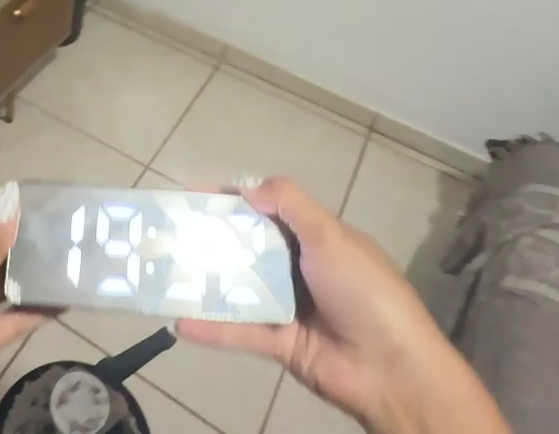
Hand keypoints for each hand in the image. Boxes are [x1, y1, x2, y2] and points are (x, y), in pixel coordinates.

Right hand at [174, 177, 507, 433]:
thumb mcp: (331, 234)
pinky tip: (180, 320)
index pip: (267, 209)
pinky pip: (240, 331)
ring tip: (165, 272)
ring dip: (206, 280)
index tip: (193, 196)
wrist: (394, 369)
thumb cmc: (364, 290)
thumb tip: (245, 188)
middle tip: (170, 233)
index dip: (232, 199)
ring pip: (239, 287)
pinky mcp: (280, 343)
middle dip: (211, 238)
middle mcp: (298, 267)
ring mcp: (288, 306)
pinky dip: (212, 327)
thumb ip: (289, 203)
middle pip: (247, 247)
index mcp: (315, 237)